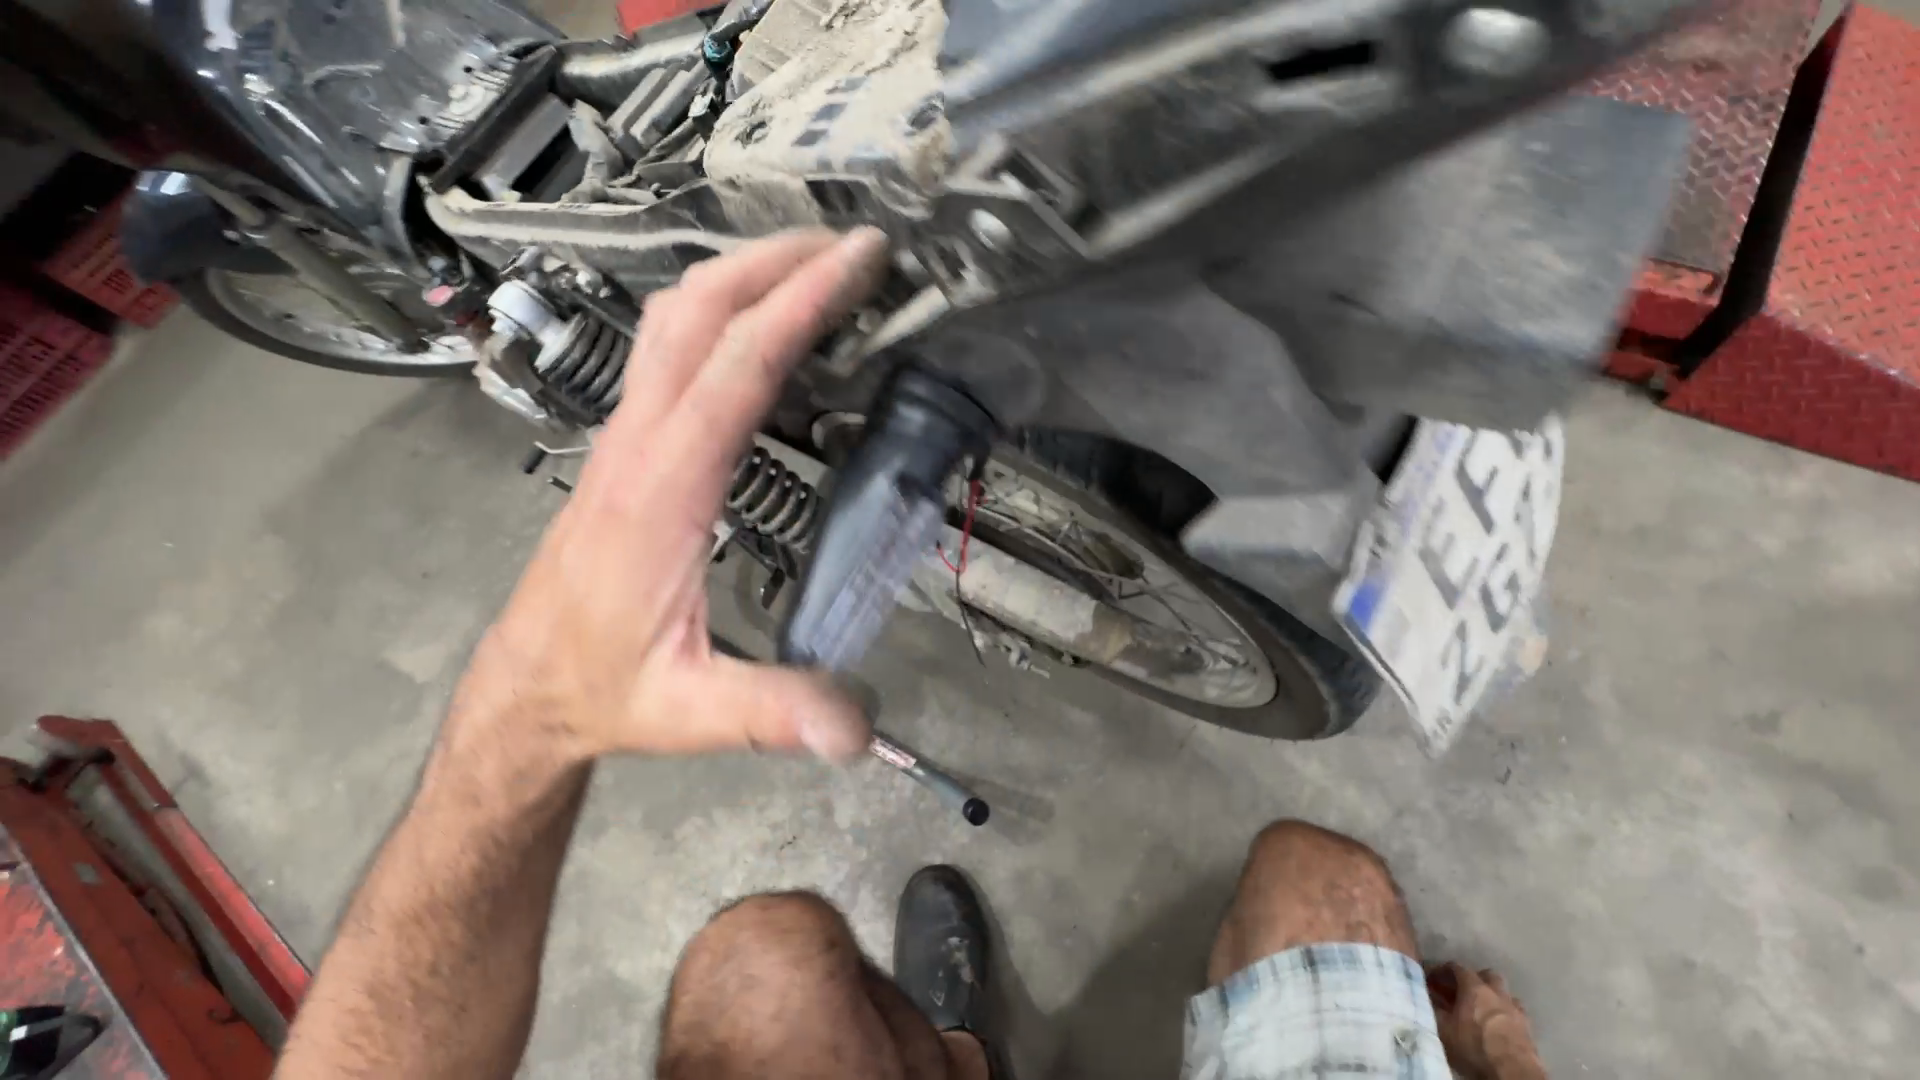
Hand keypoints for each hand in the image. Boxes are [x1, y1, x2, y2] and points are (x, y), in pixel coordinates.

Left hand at [456, 228, 888, 763]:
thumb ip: (774, 711)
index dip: (798, 304)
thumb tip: (857, 725)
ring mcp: (625, 440)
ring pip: (674, 321)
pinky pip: (671, 353)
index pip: (734, 369)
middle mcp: (637, 446)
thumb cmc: (602, 689)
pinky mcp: (626, 449)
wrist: (528, 688)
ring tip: (815, 266)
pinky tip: (763, 329)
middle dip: (774, 260)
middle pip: (694, 312)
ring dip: (744, 276)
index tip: (856, 261)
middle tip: (850, 244)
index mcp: (662, 492)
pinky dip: (724, 315)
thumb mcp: (690, 711)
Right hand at [1427, 963, 1546, 1079]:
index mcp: (1474, 988)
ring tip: (1482, 1009)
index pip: (1456, 967)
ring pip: (1504, 993)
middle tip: (1461, 992)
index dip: (1442, 970)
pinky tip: (1498, 1024)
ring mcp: (1515, 1010)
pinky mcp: (1528, 1028)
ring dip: (1493, 996)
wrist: (1512, 1073)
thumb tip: (1426, 996)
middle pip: (1486, 975)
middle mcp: (1497, 993)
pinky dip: (1505, 1013)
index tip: (1431, 979)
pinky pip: (1515, 1012)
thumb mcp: (1443, 1028)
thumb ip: (1433, 1008)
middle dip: (1473, 979)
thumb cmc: (1474, 1046)